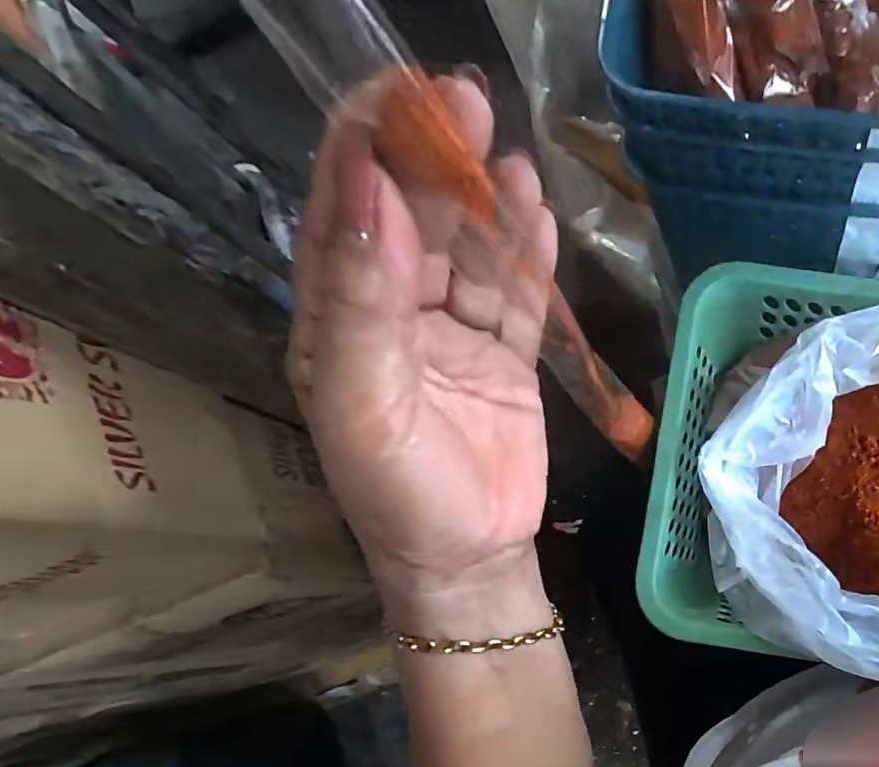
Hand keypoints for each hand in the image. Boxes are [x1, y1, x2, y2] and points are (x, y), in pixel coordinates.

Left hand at [287, 76, 558, 622]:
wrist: (470, 559)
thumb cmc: (404, 497)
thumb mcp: (368, 406)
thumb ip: (364, 303)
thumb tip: (373, 188)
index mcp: (338, 324)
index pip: (342, 218)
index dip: (362, 153)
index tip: (391, 96)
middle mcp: (394, 319)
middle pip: (414, 224)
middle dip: (434, 163)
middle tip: (464, 102)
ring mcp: (455, 339)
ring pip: (471, 256)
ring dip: (488, 205)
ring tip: (510, 157)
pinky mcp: (506, 363)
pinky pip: (517, 301)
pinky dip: (528, 260)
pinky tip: (539, 216)